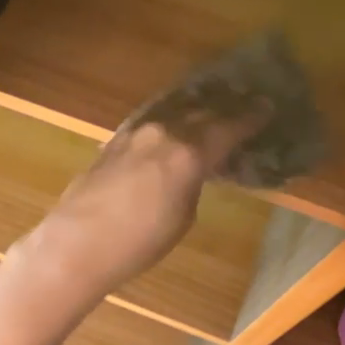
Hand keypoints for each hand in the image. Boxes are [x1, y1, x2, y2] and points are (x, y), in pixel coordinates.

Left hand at [15, 102, 269, 295]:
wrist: (77, 243)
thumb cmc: (139, 242)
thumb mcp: (183, 217)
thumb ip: (192, 184)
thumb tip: (192, 170)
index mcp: (189, 153)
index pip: (228, 127)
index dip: (250, 118)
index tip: (266, 108)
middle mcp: (163, 132)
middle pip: (200, 111)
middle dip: (224, 107)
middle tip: (242, 101)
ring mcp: (134, 133)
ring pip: (171, 110)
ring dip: (193, 106)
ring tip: (208, 102)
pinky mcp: (112, 141)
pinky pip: (148, 120)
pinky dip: (166, 118)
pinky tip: (168, 121)